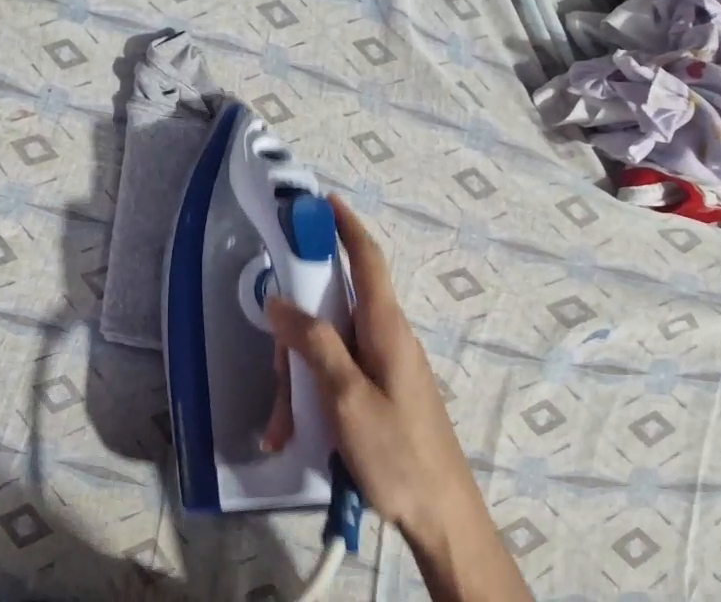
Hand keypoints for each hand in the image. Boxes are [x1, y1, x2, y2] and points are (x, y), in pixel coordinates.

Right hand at [263, 196, 530, 601]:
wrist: (444, 520)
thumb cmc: (398, 454)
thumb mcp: (346, 398)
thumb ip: (314, 344)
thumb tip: (279, 300)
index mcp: (385, 329)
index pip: (367, 261)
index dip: (346, 226)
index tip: (323, 200)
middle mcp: (385, 340)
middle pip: (332, 309)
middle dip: (296, 331)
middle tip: (276, 369)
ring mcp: (382, 368)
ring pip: (326, 348)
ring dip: (297, 379)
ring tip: (283, 425)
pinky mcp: (377, 393)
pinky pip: (334, 377)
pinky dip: (310, 398)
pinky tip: (293, 434)